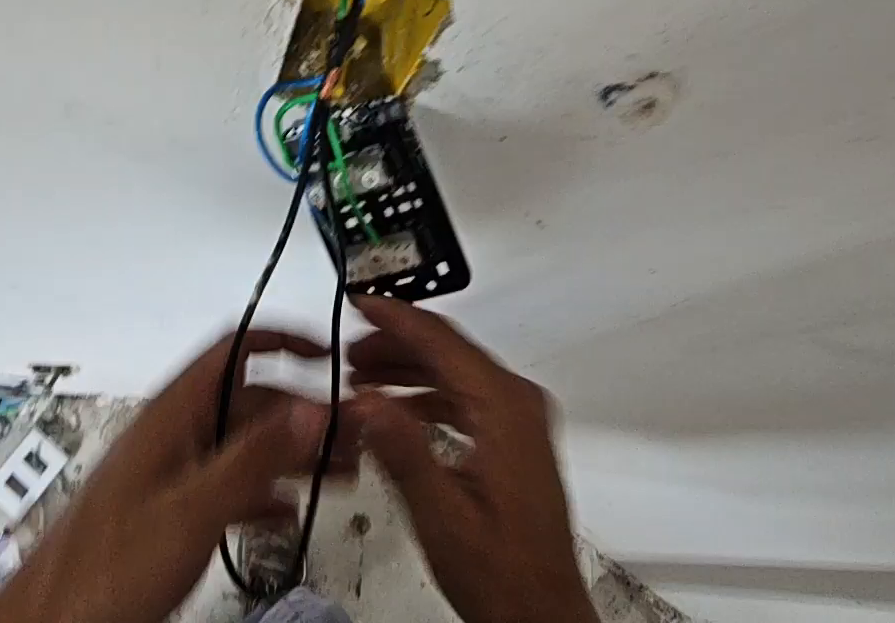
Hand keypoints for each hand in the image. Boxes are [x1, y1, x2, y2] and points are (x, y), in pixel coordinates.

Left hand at [0, 329, 333, 622]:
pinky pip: (230, 481)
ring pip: (245, 442)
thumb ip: (255, 457)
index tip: (325, 357)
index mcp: (174, 413)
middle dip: (302, 412)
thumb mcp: (193, 507)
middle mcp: (176, 431)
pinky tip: (286, 510)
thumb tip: (310, 410)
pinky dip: (264, 489)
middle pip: (250, 399)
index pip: (234, 348)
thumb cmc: (104, 570)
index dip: (282, 341)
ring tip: (337, 470)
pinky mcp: (173, 504)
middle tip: (348, 434)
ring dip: (292, 452)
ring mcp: (174, 468)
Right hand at [346, 297, 597, 622]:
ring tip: (364, 374)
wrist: (542, 617)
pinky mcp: (512, 437)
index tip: (362, 303)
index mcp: (505, 410)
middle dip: (395, 344)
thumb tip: (367, 401)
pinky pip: (463, 396)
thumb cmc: (506, 576)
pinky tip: (396, 408)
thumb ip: (402, 452)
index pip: (442, 341)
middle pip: (448, 350)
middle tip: (352, 348)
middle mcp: (518, 404)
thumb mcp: (441, 515)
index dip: (396, 318)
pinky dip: (426, 394)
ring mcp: (518, 420)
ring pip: (454, 371)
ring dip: (408, 369)